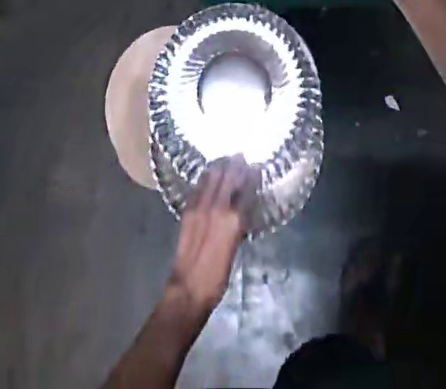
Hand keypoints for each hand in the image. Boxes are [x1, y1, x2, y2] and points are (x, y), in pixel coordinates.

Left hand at [168, 156, 253, 314]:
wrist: (189, 288)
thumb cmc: (218, 275)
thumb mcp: (235, 246)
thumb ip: (238, 223)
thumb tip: (242, 208)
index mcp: (234, 219)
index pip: (246, 187)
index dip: (253, 174)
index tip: (257, 165)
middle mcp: (218, 207)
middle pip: (228, 175)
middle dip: (236, 163)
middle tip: (241, 155)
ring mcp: (200, 206)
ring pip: (212, 176)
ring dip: (220, 166)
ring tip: (226, 159)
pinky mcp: (188, 210)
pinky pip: (199, 186)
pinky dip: (206, 177)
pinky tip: (209, 175)